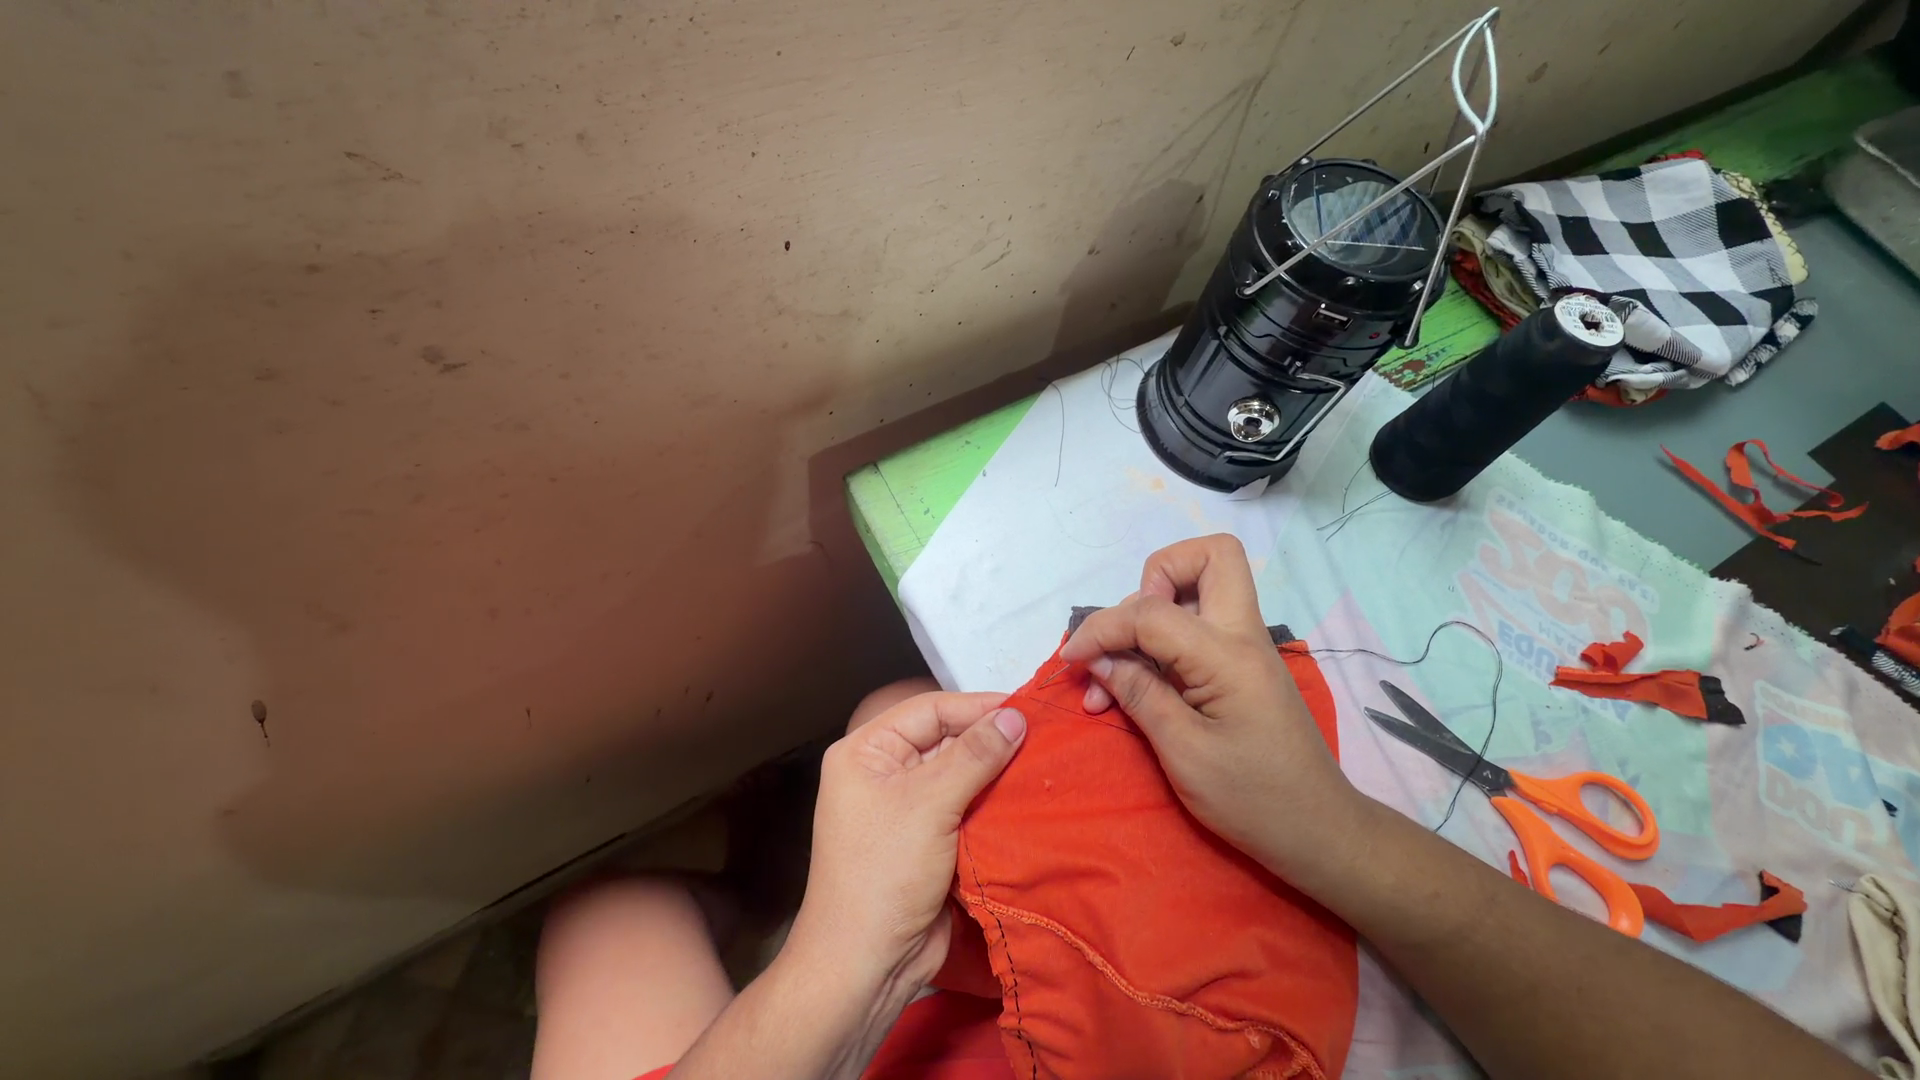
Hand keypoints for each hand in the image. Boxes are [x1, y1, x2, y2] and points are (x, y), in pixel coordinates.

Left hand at [787, 690, 1026, 993]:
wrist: (866, 964)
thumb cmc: (883, 874)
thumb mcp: (930, 804)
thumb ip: (975, 755)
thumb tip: (1015, 716)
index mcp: (866, 751)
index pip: (928, 710)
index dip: (976, 707)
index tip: (1024, 708)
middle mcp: (883, 773)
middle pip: (945, 739)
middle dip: (990, 739)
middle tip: (1041, 735)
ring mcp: (906, 808)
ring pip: (960, 774)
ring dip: (996, 773)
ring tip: (1042, 762)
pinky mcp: (930, 840)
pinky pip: (966, 808)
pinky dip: (993, 803)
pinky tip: (1027, 797)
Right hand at [1058, 534, 1361, 874]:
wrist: (1317, 831)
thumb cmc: (1251, 799)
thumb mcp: (1183, 752)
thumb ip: (1138, 694)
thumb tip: (1097, 657)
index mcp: (1228, 656)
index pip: (1152, 610)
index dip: (1103, 627)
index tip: (1073, 658)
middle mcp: (1243, 635)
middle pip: (1211, 555)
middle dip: (1156, 576)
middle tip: (1129, 631)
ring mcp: (1246, 647)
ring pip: (1202, 585)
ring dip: (1152, 611)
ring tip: (1116, 670)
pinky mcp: (1240, 665)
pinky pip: (1198, 626)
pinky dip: (1162, 639)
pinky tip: (1134, 683)